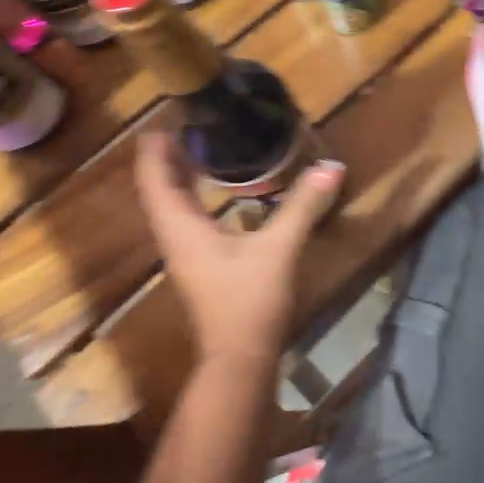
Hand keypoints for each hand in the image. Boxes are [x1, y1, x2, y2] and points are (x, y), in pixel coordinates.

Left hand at [135, 132, 344, 365]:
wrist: (240, 360)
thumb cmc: (249, 301)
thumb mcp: (278, 249)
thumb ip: (302, 206)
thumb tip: (330, 167)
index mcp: (182, 229)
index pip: (155, 182)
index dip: (153, 152)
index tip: (160, 122)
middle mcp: (176, 239)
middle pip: (160, 191)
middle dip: (167, 159)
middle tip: (187, 127)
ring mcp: (187, 256)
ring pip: (173, 207)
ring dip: (179, 179)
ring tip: (198, 150)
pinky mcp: (201, 267)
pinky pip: (188, 220)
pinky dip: (194, 198)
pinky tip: (217, 192)